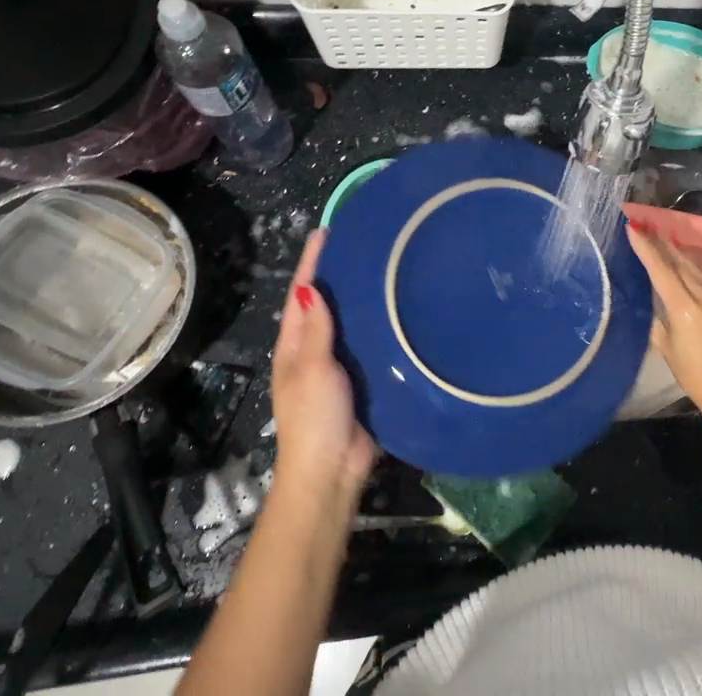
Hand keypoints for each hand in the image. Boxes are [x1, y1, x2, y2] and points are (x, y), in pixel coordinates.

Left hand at [272, 231, 376, 497]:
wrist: (332, 470)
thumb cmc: (315, 418)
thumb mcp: (312, 369)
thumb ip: (316, 330)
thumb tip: (310, 286)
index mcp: (295, 345)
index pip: (302, 294)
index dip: (312, 263)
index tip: (327, 231)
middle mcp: (316, 350)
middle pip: (328, 304)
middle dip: (341, 274)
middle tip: (367, 241)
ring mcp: (342, 366)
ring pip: (353, 323)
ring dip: (366, 298)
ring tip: (390, 266)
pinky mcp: (366, 380)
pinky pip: (374, 345)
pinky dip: (386, 326)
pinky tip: (406, 311)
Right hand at [626, 227, 701, 411]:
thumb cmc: (691, 372)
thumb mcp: (664, 344)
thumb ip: (658, 314)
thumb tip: (653, 295)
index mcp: (683, 306)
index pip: (660, 268)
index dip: (645, 247)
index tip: (632, 228)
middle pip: (678, 258)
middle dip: (660, 241)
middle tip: (644, 225)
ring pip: (695, 261)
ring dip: (677, 247)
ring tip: (662, 236)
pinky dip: (695, 260)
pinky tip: (687, 255)